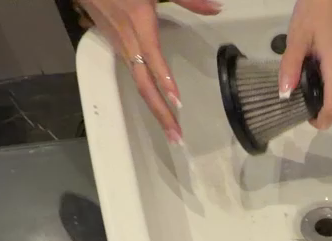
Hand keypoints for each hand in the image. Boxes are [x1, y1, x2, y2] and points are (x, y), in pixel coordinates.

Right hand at [72, 0, 221, 141]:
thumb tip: (217, 8)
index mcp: (138, 19)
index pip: (152, 54)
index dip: (164, 78)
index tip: (177, 101)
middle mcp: (126, 37)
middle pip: (143, 82)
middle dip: (160, 112)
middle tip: (177, 137)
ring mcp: (118, 43)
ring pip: (137, 82)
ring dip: (155, 109)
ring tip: (171, 132)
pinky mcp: (113, 44)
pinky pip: (133, 74)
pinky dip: (146, 94)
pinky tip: (158, 108)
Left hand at [279, 0, 331, 128]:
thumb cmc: (316, 10)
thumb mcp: (297, 36)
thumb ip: (290, 66)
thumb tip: (284, 93)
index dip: (321, 121)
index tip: (308, 118)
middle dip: (322, 110)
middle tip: (304, 98)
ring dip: (328, 99)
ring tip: (311, 82)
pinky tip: (321, 74)